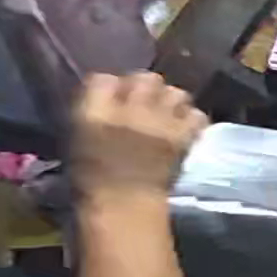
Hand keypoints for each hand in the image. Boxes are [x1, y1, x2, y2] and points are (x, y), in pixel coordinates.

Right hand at [70, 72, 208, 203]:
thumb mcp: (79, 134)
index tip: (116, 94)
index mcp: (94, 111)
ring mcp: (162, 122)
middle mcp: (130, 110)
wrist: (124, 198)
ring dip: (172, 100)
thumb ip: (96, 110)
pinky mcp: (185, 136)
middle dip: (147, 86)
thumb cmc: (91, 173)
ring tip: (167, 112)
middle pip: (147, 78)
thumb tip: (111, 98)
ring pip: (177, 92)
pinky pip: (197, 114)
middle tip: (147, 100)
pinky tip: (184, 126)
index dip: (112, 84)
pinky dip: (193, 118)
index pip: (104, 78)